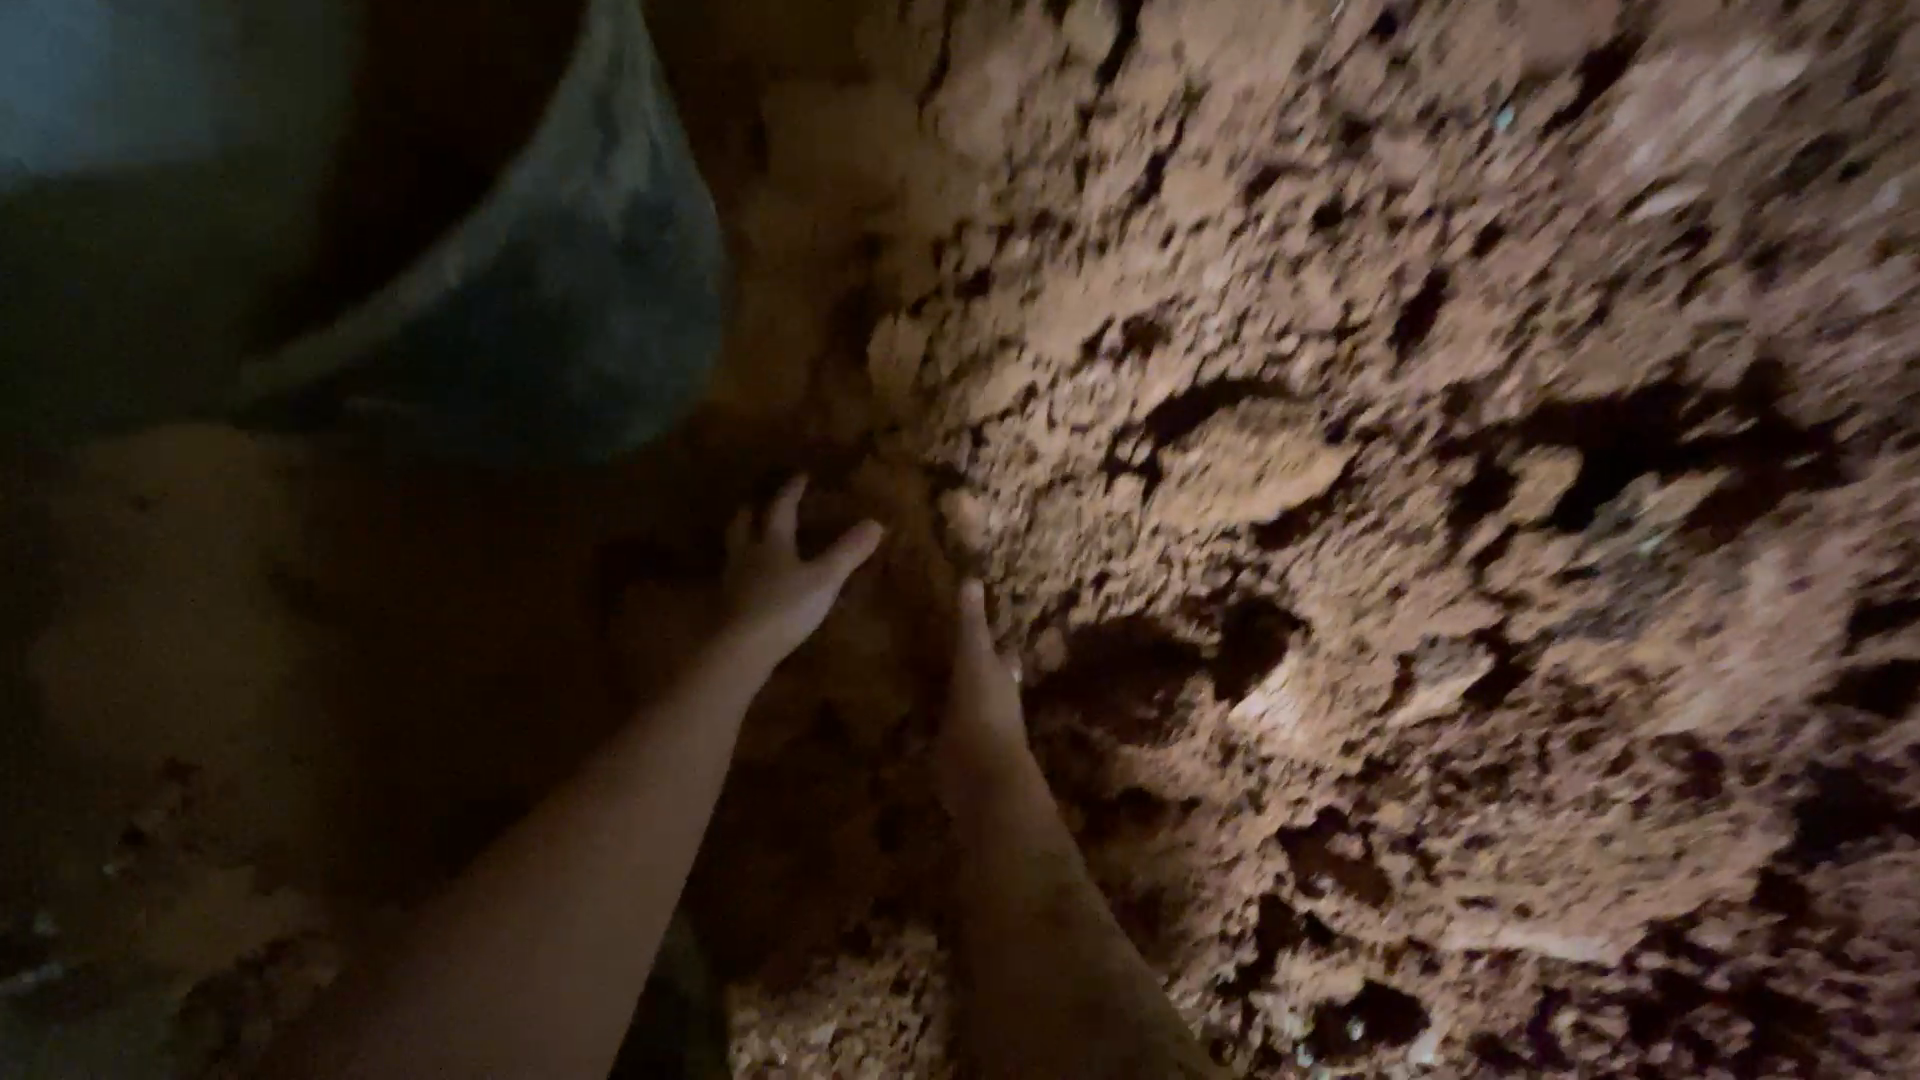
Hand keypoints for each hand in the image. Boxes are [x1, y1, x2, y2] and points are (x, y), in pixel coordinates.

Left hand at [721, 475, 883, 667]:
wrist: (739, 650)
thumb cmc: (783, 608)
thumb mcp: (824, 579)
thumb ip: (848, 552)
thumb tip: (876, 522)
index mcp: (771, 543)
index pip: (781, 508)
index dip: (791, 491)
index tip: (800, 476)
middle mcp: (747, 556)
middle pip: (744, 525)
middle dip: (753, 510)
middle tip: (758, 502)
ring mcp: (733, 582)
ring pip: (735, 551)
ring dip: (743, 540)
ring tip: (752, 538)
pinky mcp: (728, 608)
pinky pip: (735, 579)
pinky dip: (744, 572)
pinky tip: (751, 582)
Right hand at [937, 580, 1039, 818]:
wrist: (984, 777)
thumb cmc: (983, 712)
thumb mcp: (974, 660)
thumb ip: (972, 624)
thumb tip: (972, 578)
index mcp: (1001, 678)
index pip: (1003, 654)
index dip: (997, 643)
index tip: (986, 631)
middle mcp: (995, 704)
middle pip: (989, 682)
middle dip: (977, 672)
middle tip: (953, 654)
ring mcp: (976, 732)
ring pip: (967, 708)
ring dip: (954, 698)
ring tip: (927, 683)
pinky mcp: (956, 757)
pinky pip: (945, 735)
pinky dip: (933, 727)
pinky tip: (914, 723)